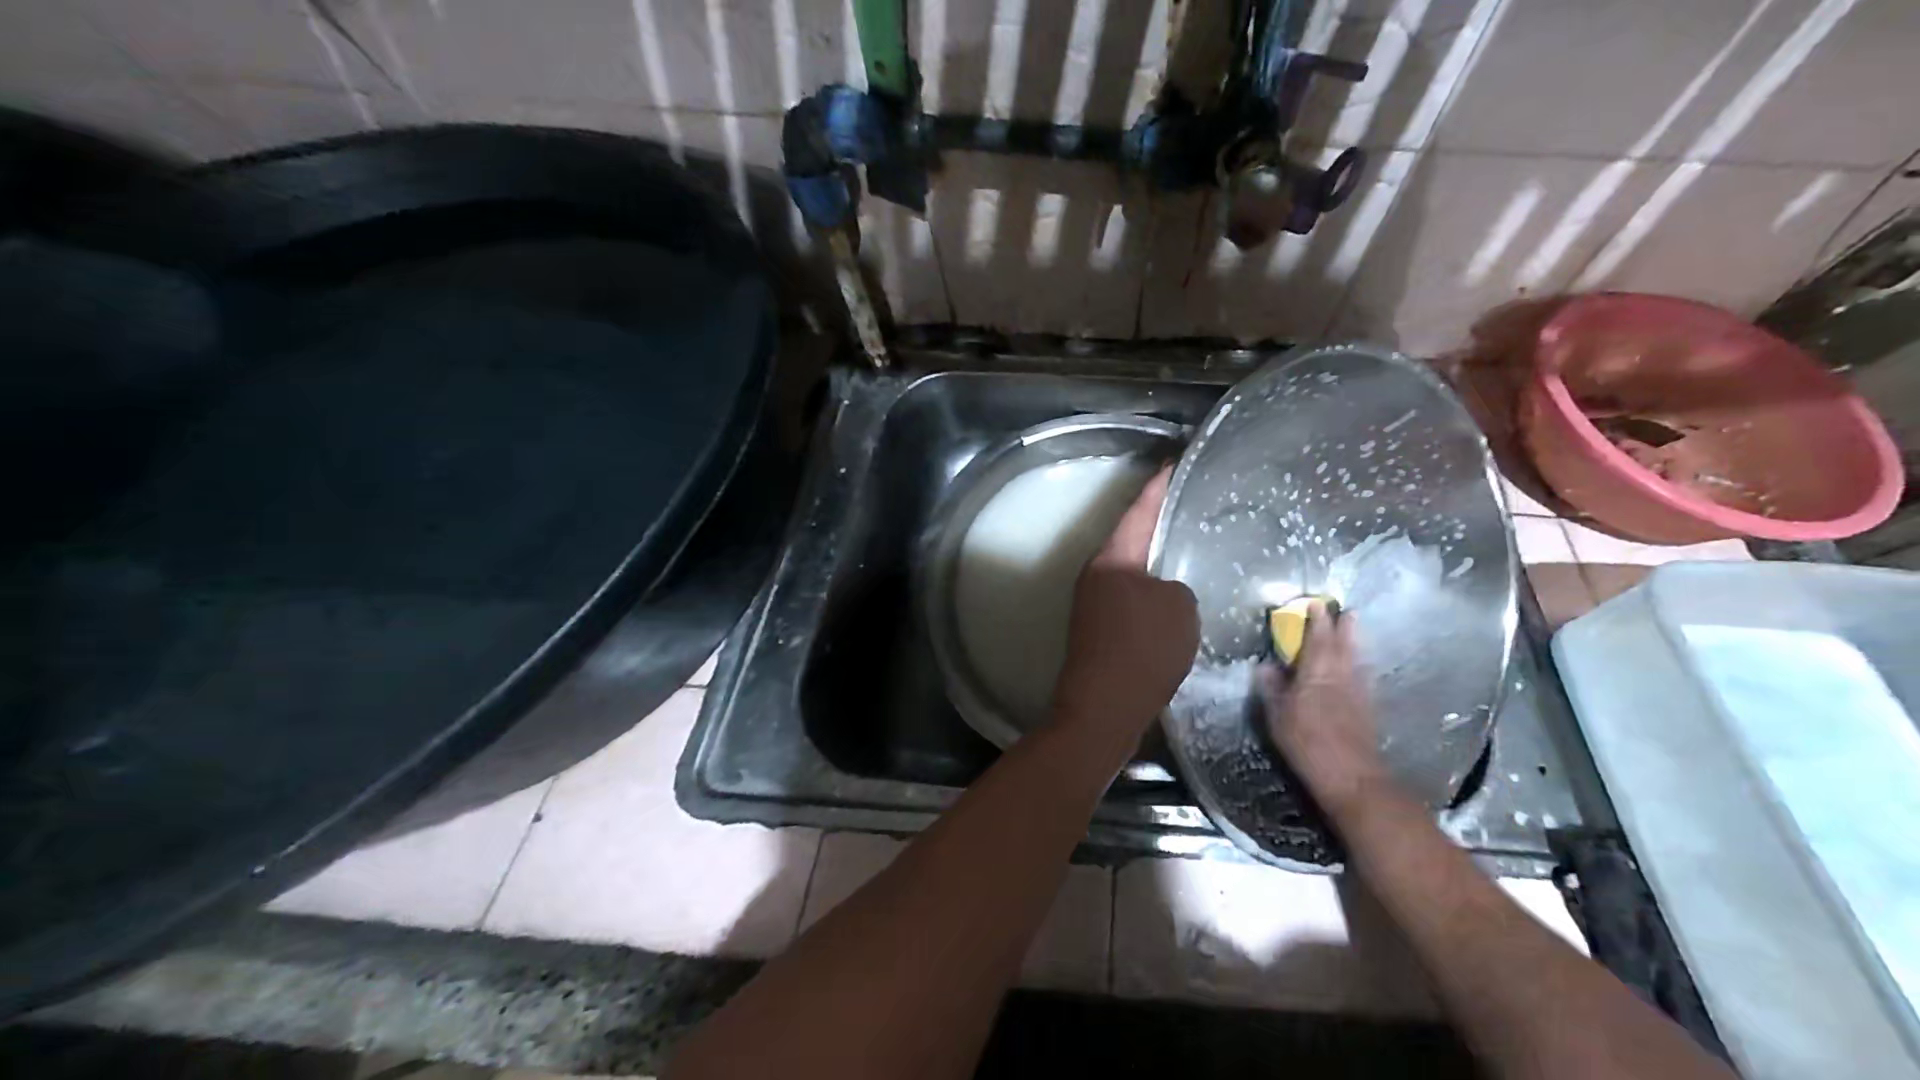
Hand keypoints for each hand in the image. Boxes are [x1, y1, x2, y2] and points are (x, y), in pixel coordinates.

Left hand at [1051, 467, 1198, 740]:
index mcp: (1112, 559)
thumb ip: (1175, 586)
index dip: (1158, 486)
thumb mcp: (1178, 608)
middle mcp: (1095, 574)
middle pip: (1130, 539)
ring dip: (1155, 561)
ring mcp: (1092, 603)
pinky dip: (1150, 595)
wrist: (1103, 708)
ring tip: (1186, 549)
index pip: (1139, 510)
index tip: (1174, 463)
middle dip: (1157, 522)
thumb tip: (1164, 592)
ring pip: (1130, 571)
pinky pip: (1129, 600)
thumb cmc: (1142, 650)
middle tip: (1187, 506)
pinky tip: (1172, 600)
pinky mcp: (1097, 630)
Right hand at [1256, 601, 1390, 816]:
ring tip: (1355, 627)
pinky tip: (1360, 665)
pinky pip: (1364, 674)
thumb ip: (1272, 687)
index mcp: (1316, 673)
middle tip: (1345, 610)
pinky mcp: (1368, 707)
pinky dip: (1360, 663)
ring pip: (1357, 657)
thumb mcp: (1277, 715)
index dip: (1316, 620)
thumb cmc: (1306, 742)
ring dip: (1355, 641)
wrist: (1350, 775)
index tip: (1315, 603)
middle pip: (1343, 644)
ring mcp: (1358, 691)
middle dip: (1343, 626)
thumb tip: (1266, 666)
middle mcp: (1340, 675)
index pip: (1316, 639)